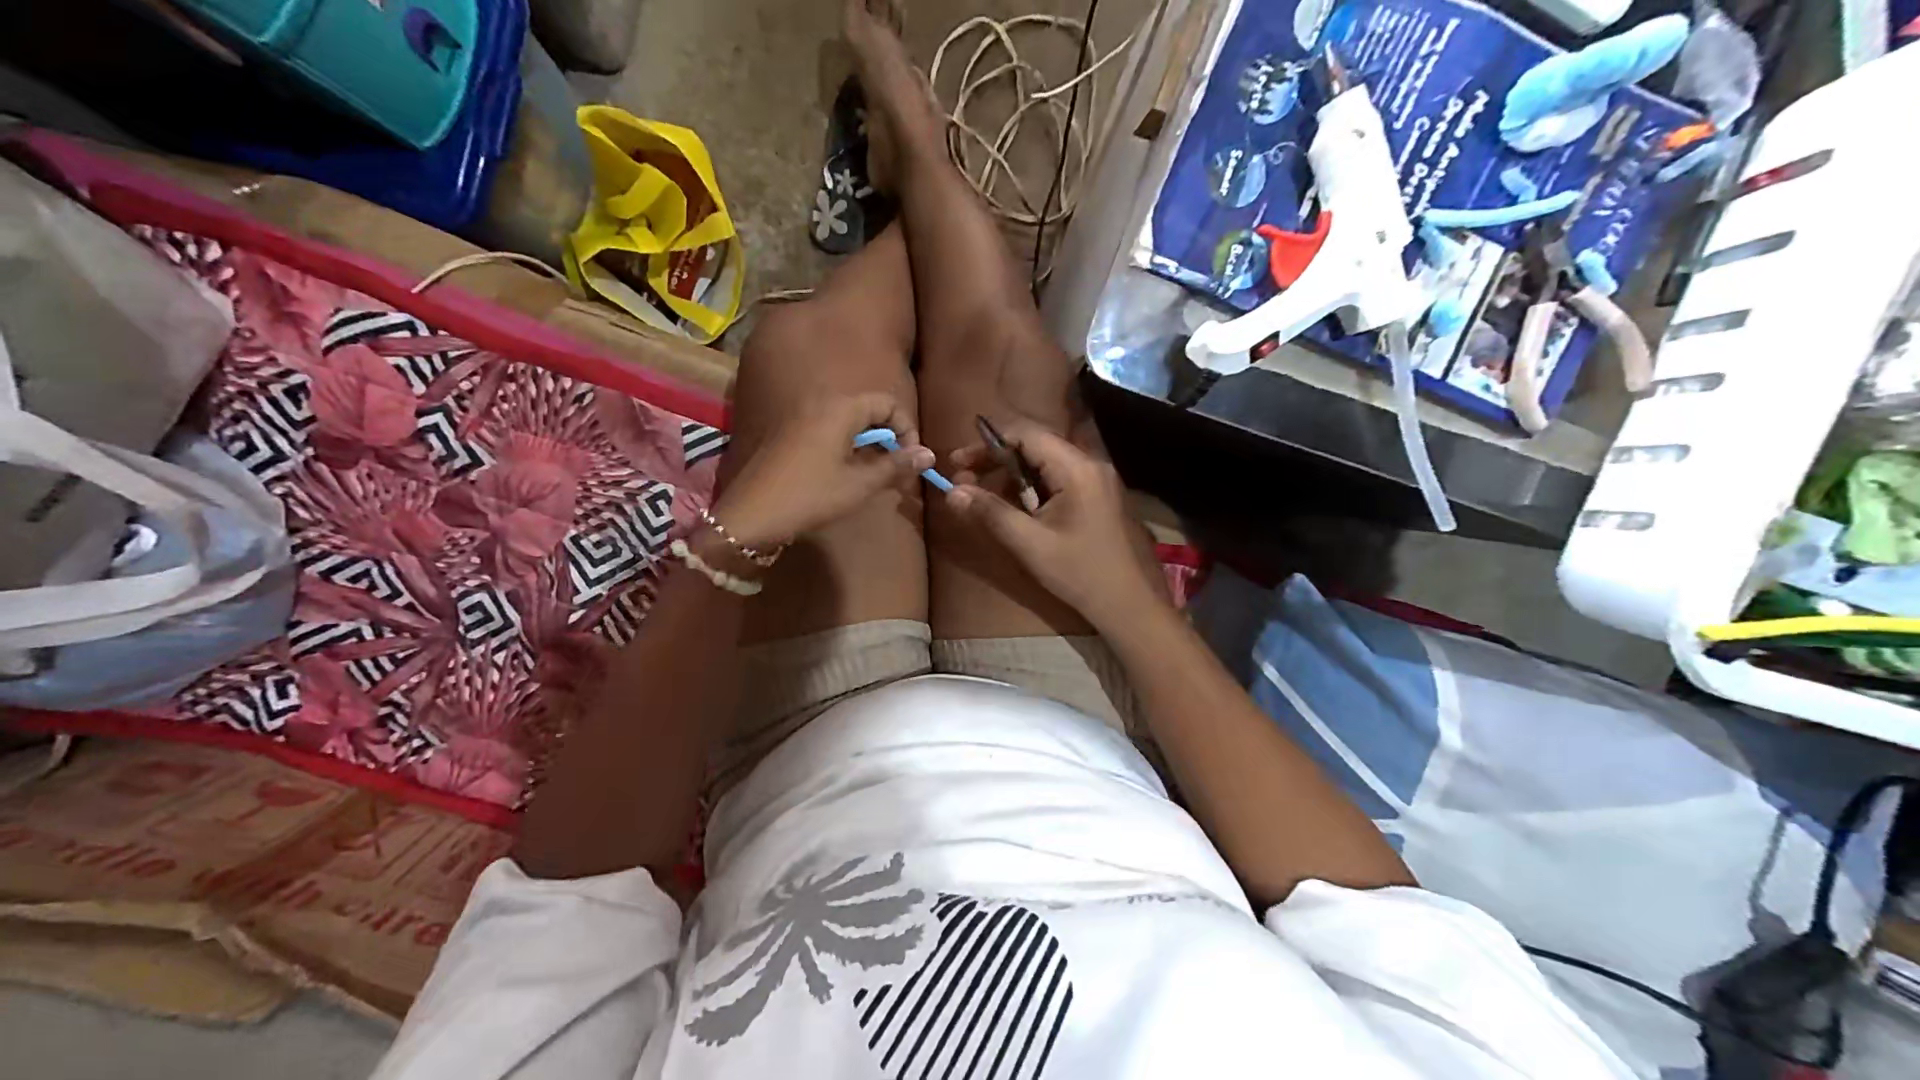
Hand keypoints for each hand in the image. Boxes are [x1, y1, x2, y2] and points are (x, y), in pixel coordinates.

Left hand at [713, 391, 932, 547]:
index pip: (887, 403)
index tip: (911, 459)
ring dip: (868, 444)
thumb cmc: (809, 496)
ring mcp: (800, 418)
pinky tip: (847, 475)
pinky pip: (828, 430)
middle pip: (867, 409)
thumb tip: (929, 455)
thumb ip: (895, 466)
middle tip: (897, 469)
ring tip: (876, 476)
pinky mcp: (788, 435)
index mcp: (840, 409)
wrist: (751, 515)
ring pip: (847, 421)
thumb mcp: (859, 484)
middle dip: (888, 436)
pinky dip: (846, 446)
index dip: (906, 428)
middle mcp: (819, 404)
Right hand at [945, 419, 1166, 631]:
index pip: (1026, 433)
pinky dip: (1033, 488)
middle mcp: (1091, 464)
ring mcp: (1099, 480)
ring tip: (984, 498)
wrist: (1131, 605)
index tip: (958, 463)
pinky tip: (1017, 510)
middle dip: (996, 460)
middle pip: (1036, 445)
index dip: (987, 444)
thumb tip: (951, 492)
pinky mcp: (1100, 497)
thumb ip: (990, 513)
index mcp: (1076, 468)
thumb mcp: (1029, 544)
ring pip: (1046, 463)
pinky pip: (1060, 480)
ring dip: (1013, 476)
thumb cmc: (1081, 573)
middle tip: (964, 482)